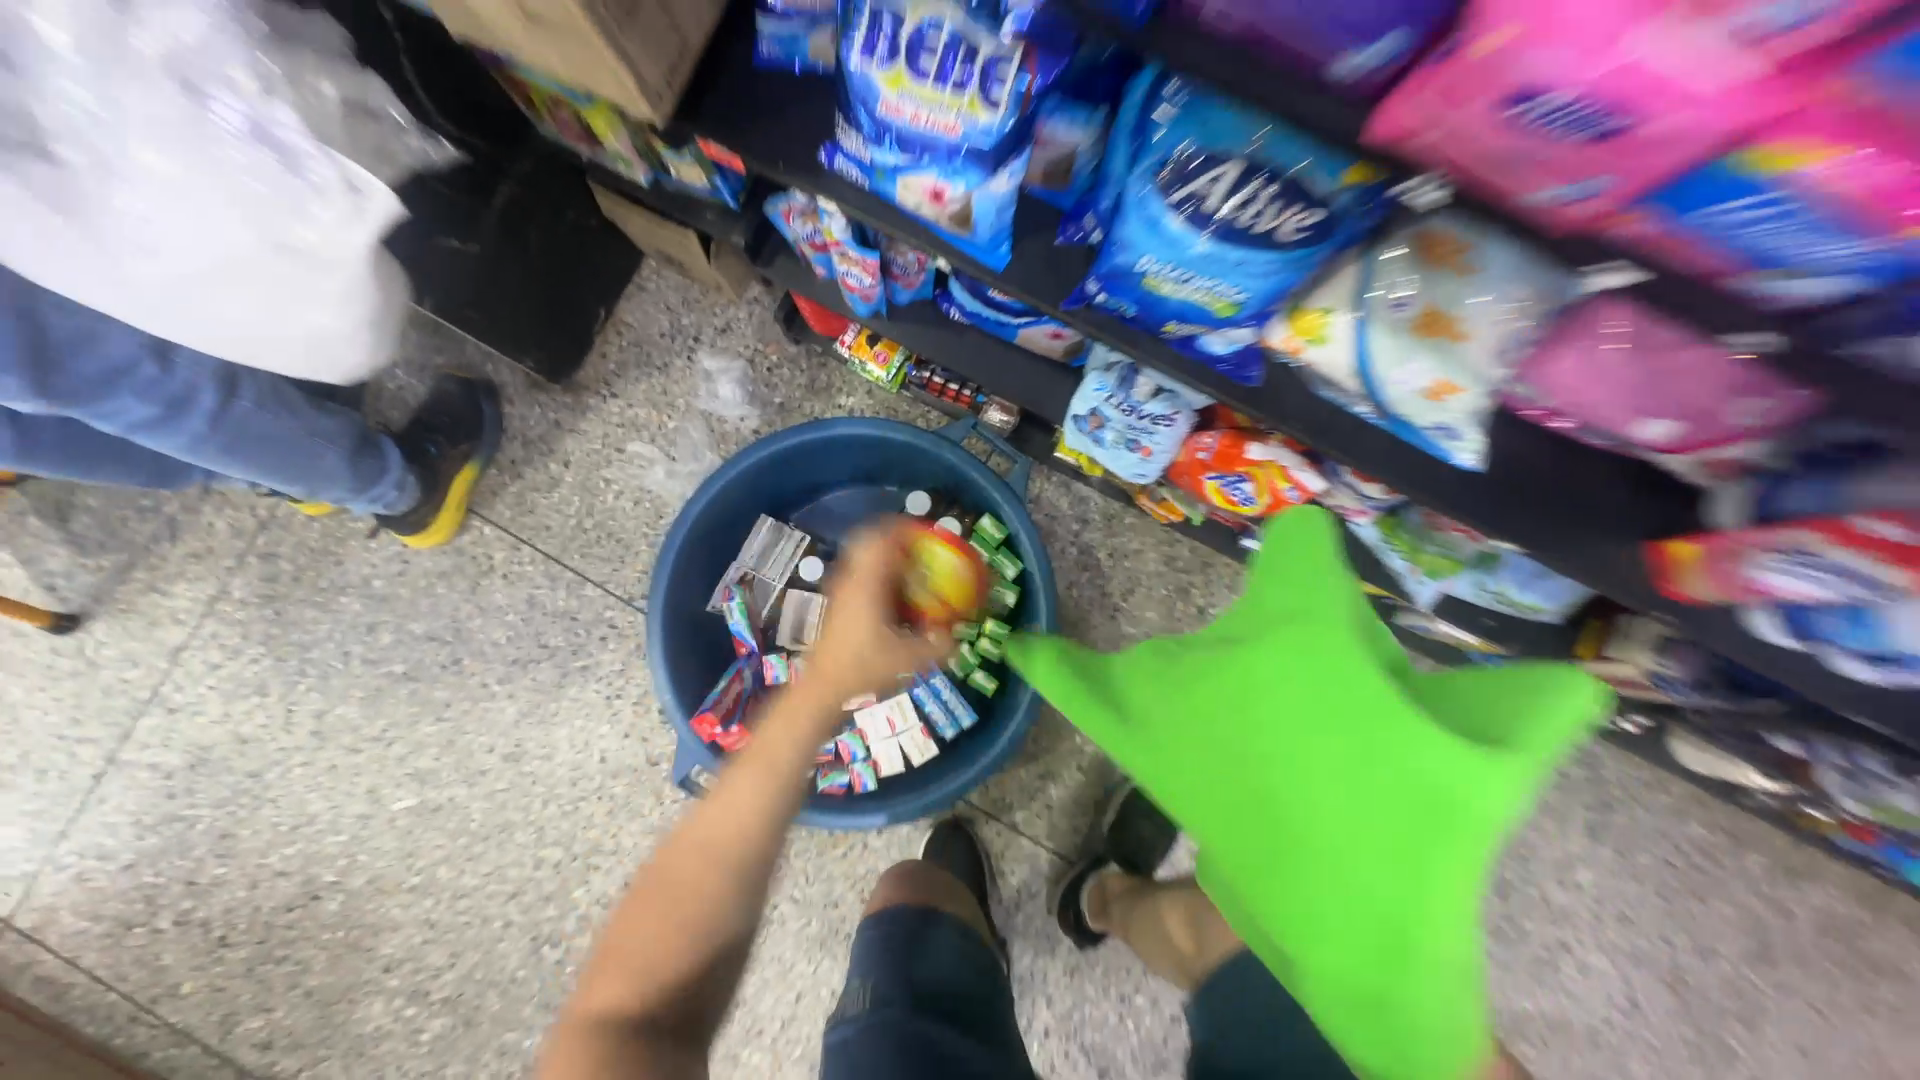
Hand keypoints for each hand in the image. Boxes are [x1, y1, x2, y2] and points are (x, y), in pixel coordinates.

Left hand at [796, 517, 953, 711]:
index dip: (906, 528)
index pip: (883, 537)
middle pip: (871, 542)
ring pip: (864, 559)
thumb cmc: (863, 668)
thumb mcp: (909, 658)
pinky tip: (896, 599)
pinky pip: (860, 576)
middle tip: (922, 551)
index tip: (928, 534)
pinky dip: (879, 577)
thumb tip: (955, 635)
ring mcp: (841, 590)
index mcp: (867, 582)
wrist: (822, 688)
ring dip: (887, 560)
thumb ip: (937, 645)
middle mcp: (851, 579)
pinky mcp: (838, 604)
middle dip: (898, 541)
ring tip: (913, 573)